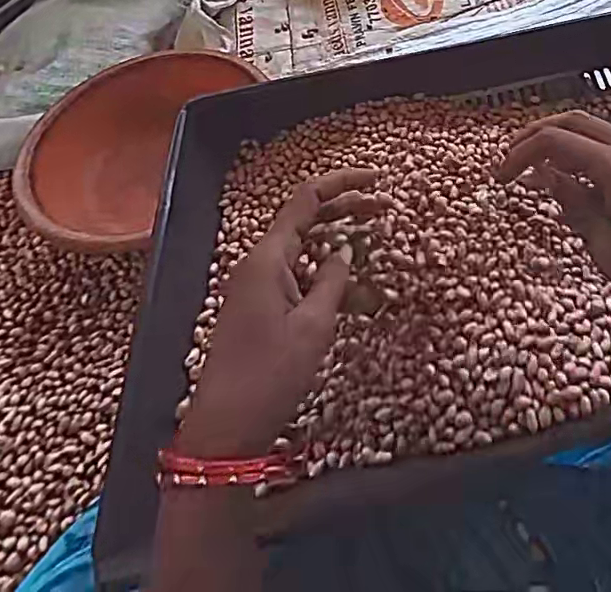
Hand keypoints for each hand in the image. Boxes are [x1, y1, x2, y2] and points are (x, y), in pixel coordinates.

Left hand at [178, 169, 384, 458]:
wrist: (225, 431)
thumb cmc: (270, 373)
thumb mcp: (314, 324)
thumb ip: (334, 279)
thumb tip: (345, 249)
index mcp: (268, 257)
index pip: (306, 199)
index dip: (342, 183)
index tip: (376, 179)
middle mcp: (260, 263)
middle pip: (307, 220)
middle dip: (347, 211)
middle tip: (385, 209)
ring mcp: (259, 286)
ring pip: (306, 251)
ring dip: (340, 249)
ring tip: (377, 251)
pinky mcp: (261, 307)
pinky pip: (298, 279)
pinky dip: (326, 280)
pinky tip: (354, 293)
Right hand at [494, 112, 610, 398]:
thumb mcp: (605, 247)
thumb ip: (573, 203)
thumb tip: (545, 176)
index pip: (555, 141)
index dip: (520, 154)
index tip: (500, 176)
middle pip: (575, 122)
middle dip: (538, 134)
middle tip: (511, 158)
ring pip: (597, 132)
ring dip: (564, 143)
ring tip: (538, 172)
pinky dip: (588, 156)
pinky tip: (576, 184)